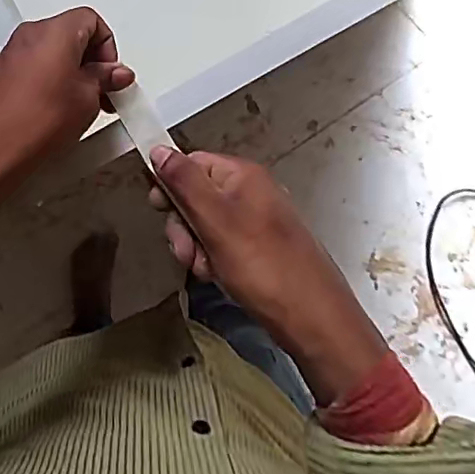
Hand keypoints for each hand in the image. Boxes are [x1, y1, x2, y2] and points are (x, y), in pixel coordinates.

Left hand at [0, 8, 133, 279]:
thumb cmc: (34, 121)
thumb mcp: (88, 98)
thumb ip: (105, 78)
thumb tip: (113, 75)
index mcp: (55, 30)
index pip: (92, 21)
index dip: (108, 48)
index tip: (111, 74)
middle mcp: (31, 34)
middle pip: (72, 32)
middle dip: (92, 60)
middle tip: (103, 89)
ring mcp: (14, 51)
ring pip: (54, 49)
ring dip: (73, 71)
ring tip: (83, 104)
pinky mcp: (3, 70)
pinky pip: (36, 64)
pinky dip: (52, 79)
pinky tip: (60, 109)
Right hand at [147, 146, 386, 402]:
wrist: (316, 324)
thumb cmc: (265, 268)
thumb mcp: (215, 221)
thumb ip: (184, 182)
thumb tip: (159, 149)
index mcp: (242, 175)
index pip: (190, 162)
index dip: (170, 184)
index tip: (159, 210)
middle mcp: (250, 191)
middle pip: (195, 194)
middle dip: (183, 224)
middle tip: (189, 251)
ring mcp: (256, 220)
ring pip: (204, 222)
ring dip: (196, 246)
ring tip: (207, 269)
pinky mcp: (259, 247)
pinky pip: (221, 243)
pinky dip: (213, 259)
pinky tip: (219, 276)